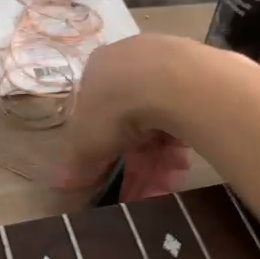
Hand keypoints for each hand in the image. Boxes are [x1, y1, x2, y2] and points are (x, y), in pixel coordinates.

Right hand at [53, 35, 199, 200]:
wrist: (173, 81)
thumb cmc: (116, 107)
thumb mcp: (86, 142)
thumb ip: (76, 164)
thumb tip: (60, 184)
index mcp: (97, 70)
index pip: (96, 115)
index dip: (102, 151)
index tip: (110, 177)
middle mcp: (131, 63)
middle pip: (131, 124)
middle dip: (137, 166)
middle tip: (144, 195)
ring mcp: (168, 67)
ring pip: (160, 126)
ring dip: (160, 165)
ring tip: (166, 190)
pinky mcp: (200, 79)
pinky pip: (185, 119)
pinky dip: (181, 148)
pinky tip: (182, 171)